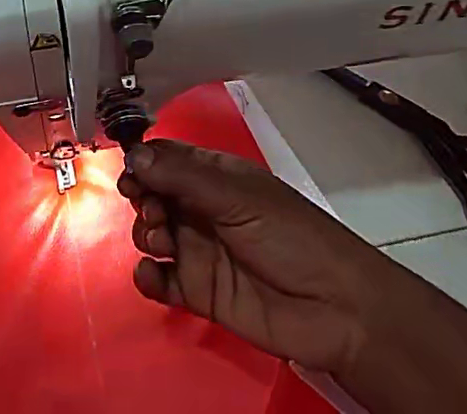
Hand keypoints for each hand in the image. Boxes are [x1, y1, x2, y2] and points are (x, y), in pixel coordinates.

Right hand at [117, 139, 393, 375]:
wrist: (338, 311)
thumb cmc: (292, 237)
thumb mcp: (236, 196)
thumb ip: (181, 176)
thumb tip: (132, 154)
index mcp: (213, 177)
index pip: (165, 159)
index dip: (142, 163)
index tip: (129, 173)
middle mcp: (200, 209)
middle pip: (151, 194)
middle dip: (142, 199)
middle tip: (153, 211)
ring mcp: (198, 250)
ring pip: (151, 233)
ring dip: (146, 234)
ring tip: (164, 243)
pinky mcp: (197, 291)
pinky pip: (158, 279)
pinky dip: (147, 276)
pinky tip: (154, 276)